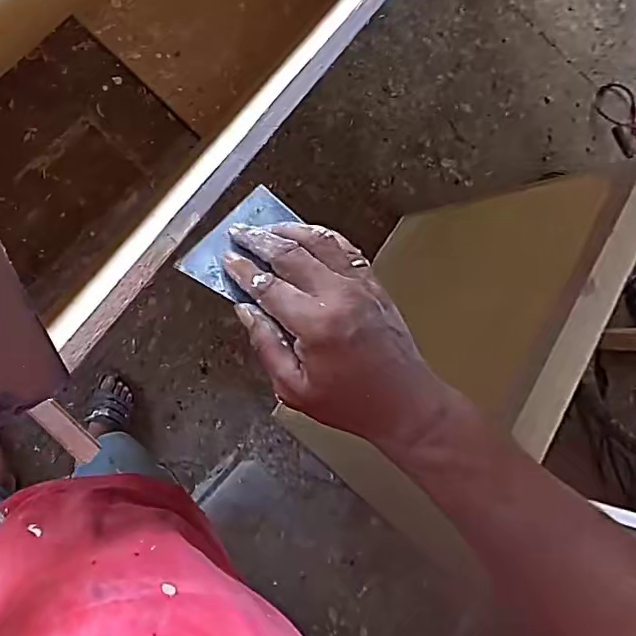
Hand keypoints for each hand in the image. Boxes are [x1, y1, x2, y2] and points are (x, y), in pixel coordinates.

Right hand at [222, 223, 462, 453]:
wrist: (409, 407)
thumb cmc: (350, 403)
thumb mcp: (292, 387)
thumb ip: (264, 343)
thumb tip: (245, 309)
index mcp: (316, 324)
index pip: (267, 285)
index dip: (242, 269)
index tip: (226, 258)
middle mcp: (339, 298)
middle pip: (290, 254)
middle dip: (258, 240)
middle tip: (237, 232)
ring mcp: (360, 288)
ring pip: (319, 242)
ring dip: (288, 230)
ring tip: (265, 228)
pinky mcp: (373, 286)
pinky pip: (345, 249)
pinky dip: (321, 236)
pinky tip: (304, 234)